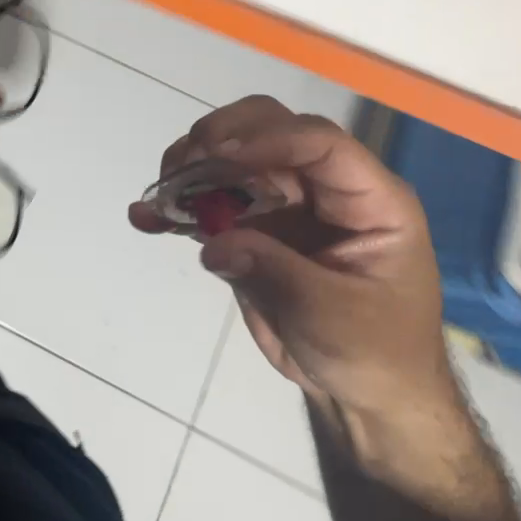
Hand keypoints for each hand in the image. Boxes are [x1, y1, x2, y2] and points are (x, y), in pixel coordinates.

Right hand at [130, 96, 453, 413]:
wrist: (364, 392)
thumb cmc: (375, 352)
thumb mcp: (335, 317)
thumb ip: (278, 273)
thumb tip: (215, 244)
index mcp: (367, 199)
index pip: (319, 143)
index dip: (269, 138)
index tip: (219, 154)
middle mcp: (321, 188)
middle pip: (268, 127)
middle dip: (221, 137)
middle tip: (185, 164)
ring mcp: (282, 203)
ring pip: (229, 156)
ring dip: (190, 167)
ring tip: (160, 195)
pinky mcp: (248, 227)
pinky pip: (207, 202)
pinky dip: (176, 206)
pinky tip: (145, 217)